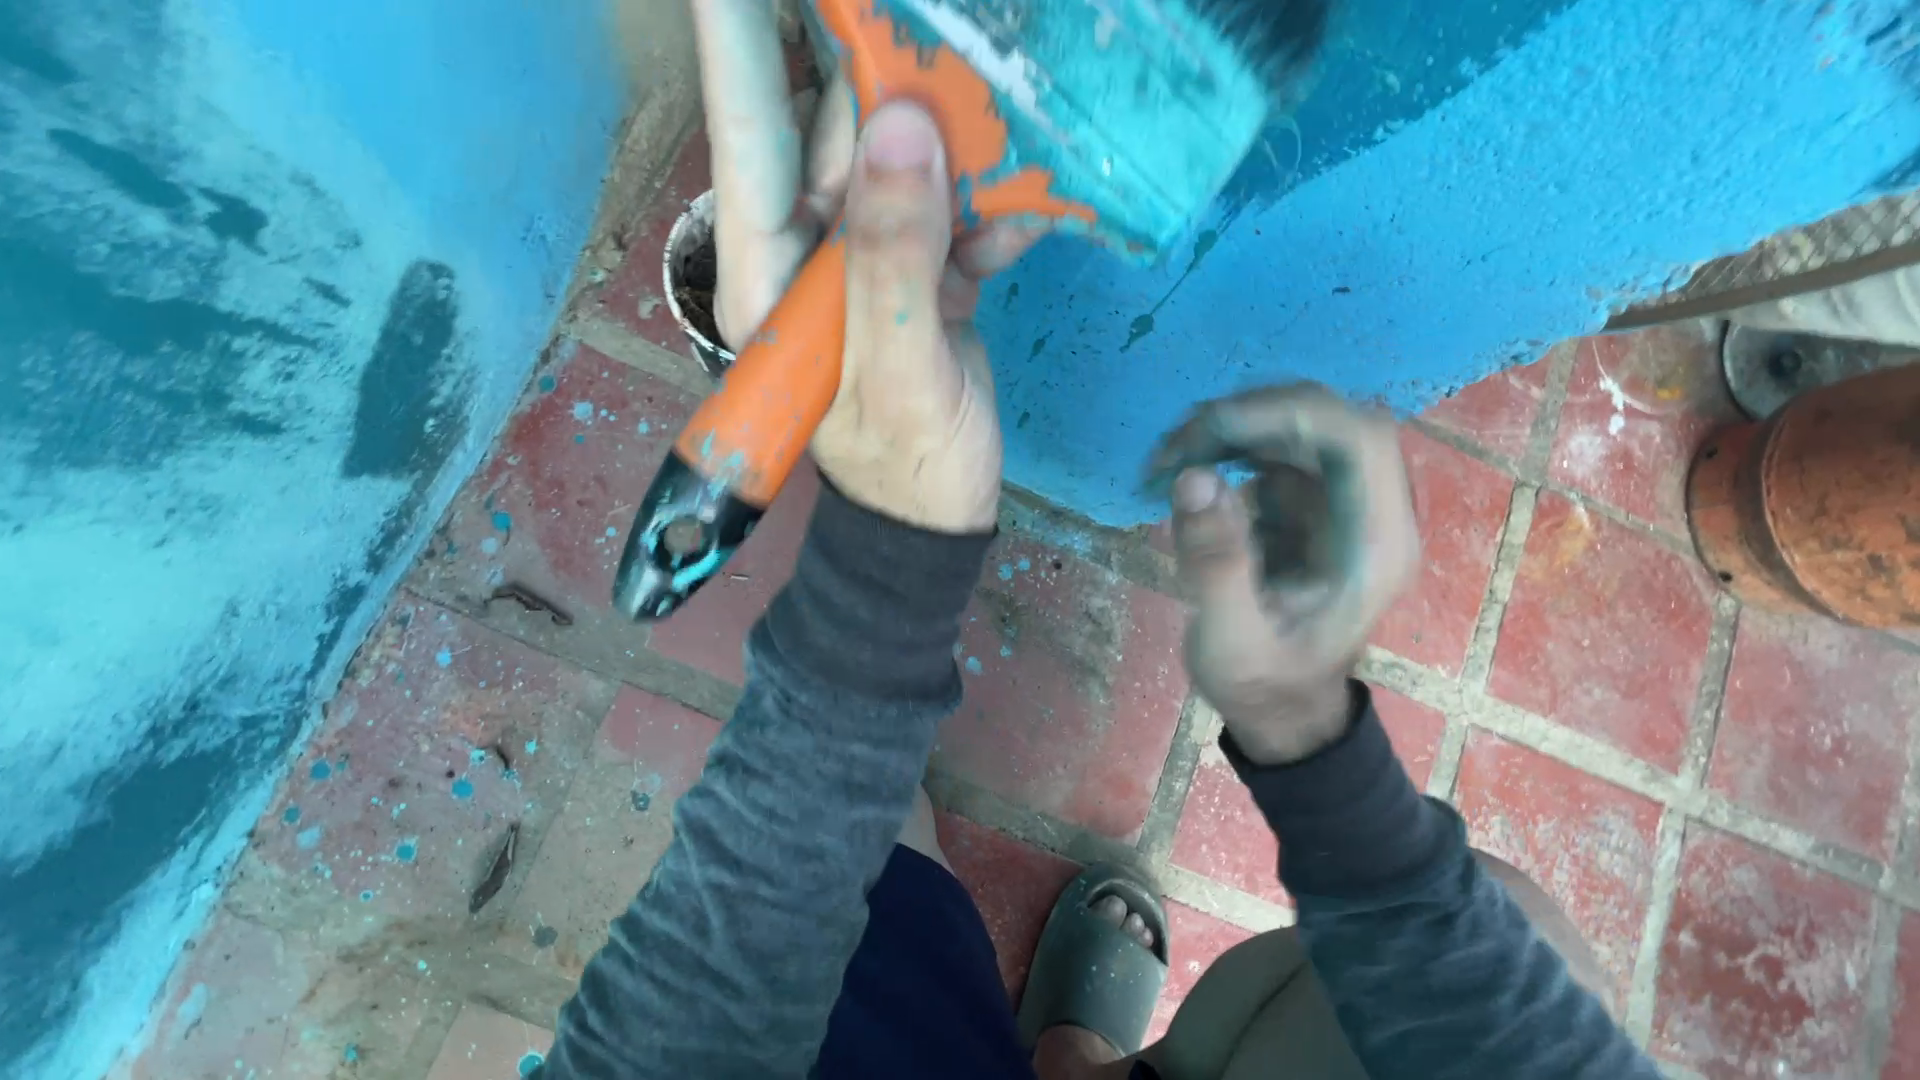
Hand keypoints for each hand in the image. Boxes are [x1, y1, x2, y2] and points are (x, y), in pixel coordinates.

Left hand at [692, 0, 1038, 532]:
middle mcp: (812, 252)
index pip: (749, 138)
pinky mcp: (918, 272)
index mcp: (774, 276)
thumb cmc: (908, 467)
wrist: (940, 518)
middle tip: (930, 19)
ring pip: (905, 164)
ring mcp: (868, 260)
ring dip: (956, 131)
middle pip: (838, 133)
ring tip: (998, 85)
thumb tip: (904, 130)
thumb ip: (894, 263)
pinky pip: (953, 213)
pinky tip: (1031, 204)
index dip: (743, 37)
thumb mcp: (900, 376)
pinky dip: (994, 207)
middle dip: (877, 62)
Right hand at [1152, 385, 1420, 763]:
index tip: (1211, 429)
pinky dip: (1222, 444)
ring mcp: (1337, 501)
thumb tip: (1192, 477)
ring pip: (1294, 425)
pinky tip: (1181, 469)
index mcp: (1375, 544)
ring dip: (1228, 427)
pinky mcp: (1304, 500)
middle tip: (1173, 449)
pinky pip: (1270, 446)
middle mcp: (1367, 509)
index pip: (1358, 440)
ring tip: (1166, 459)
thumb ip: (1216, 564)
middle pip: (1323, 419)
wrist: (1279, 707)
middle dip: (1245, 418)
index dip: (1288, 414)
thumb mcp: (1232, 641)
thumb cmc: (1265, 683)